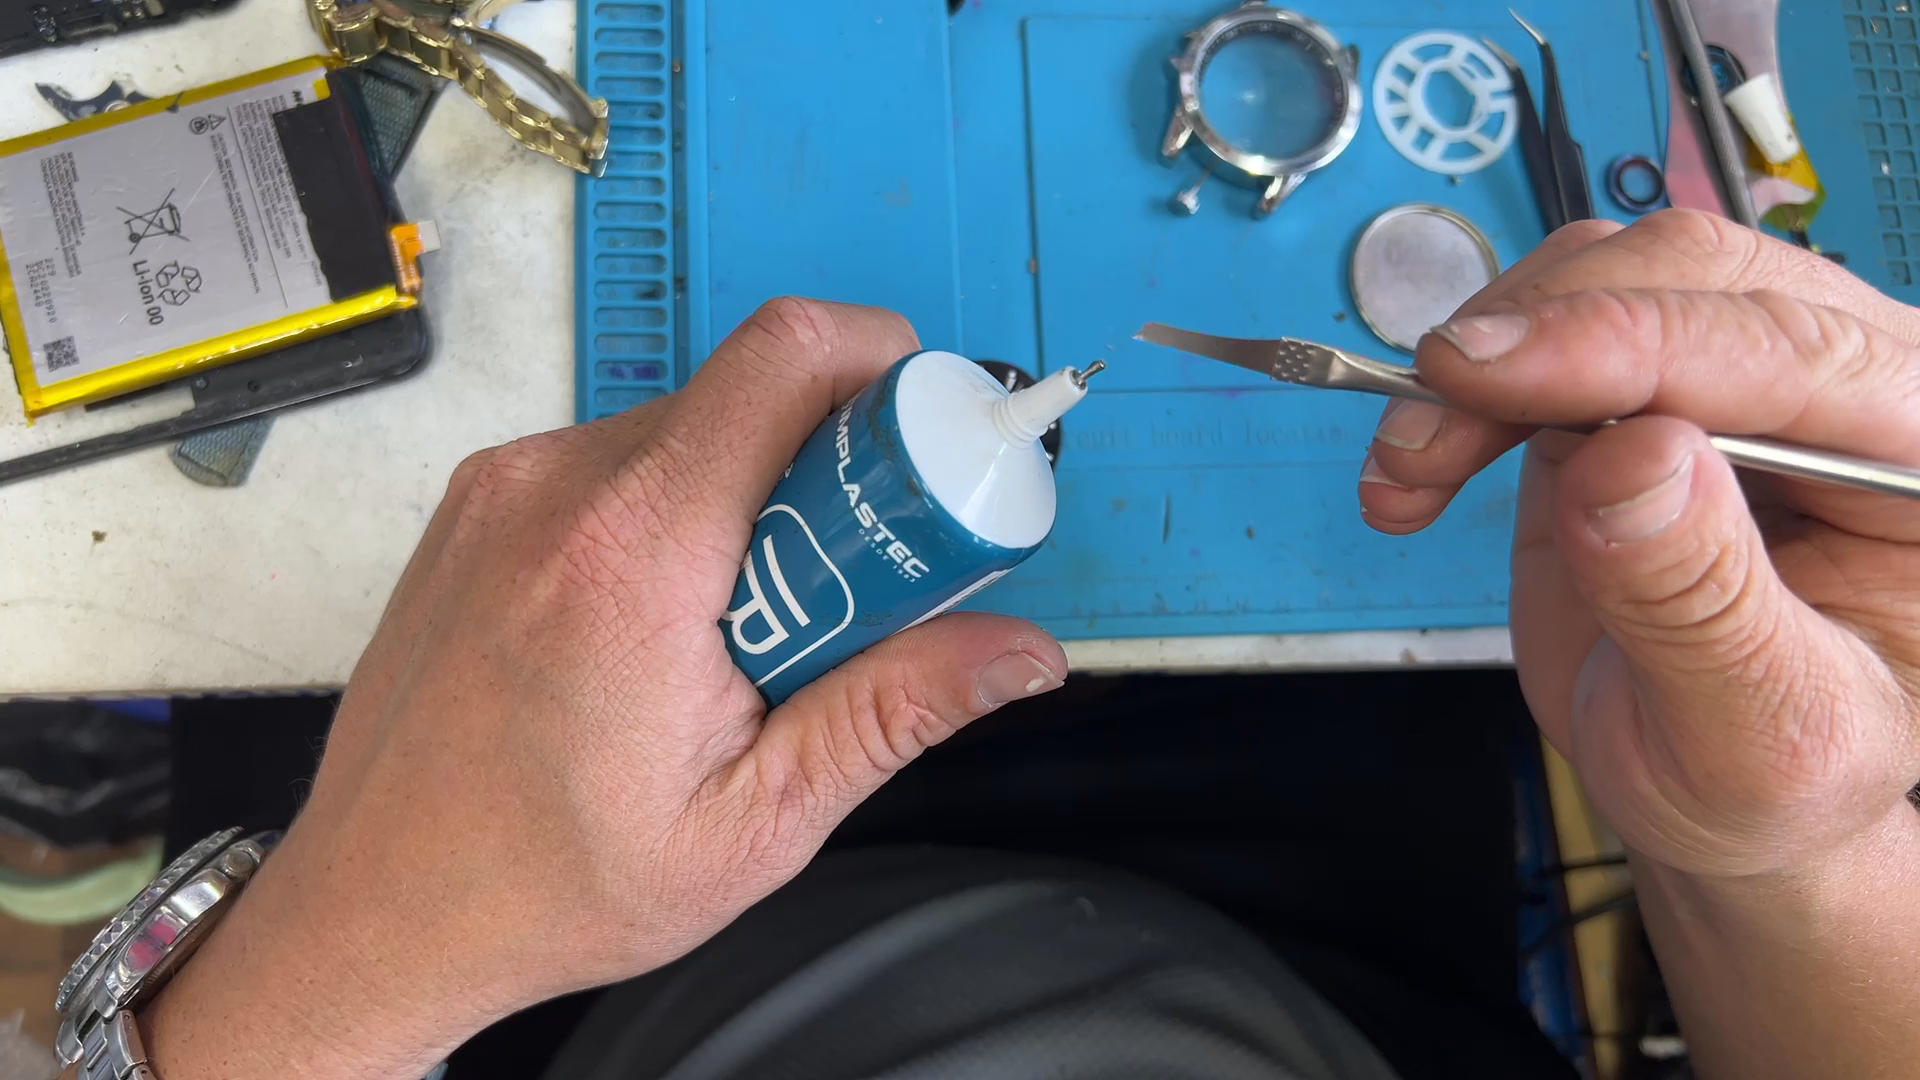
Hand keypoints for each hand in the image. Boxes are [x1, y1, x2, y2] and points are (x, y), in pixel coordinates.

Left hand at [142, 298, 1066, 1077]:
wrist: (372, 912)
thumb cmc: (556, 881)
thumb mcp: (760, 817)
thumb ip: (898, 711)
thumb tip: (1019, 651)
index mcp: (637, 551)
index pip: (787, 361)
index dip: (885, 367)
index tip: (928, 449)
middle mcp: (565, 483)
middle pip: (760, 392)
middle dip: (844, 462)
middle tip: (860, 573)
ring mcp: (518, 478)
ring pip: (704, 422)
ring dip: (772, 489)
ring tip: (766, 610)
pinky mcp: (500, 494)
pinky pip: (642, 453)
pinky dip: (702, 500)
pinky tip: (689, 604)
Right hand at [1358, 210, 1919, 881]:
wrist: (1708, 782)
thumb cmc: (1764, 781)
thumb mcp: (1752, 732)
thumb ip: (1700, 600)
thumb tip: (1626, 456)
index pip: (1780, 350)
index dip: (1610, 346)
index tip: (1465, 371)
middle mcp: (1849, 398)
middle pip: (1681, 278)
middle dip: (1522, 350)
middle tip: (1413, 449)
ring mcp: (1723, 392)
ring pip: (1591, 289)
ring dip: (1468, 373)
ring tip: (1402, 475)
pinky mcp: (1619, 411)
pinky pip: (1530, 347)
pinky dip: (1450, 396)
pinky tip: (1414, 470)